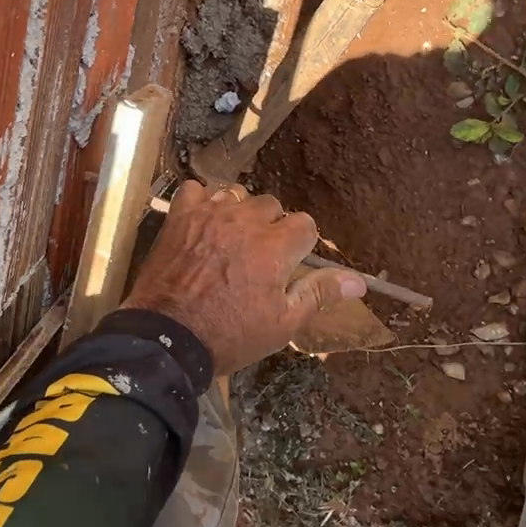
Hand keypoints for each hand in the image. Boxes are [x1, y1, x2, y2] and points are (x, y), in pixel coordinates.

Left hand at [122, 181, 365, 375]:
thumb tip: (358, 281)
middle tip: (257, 255)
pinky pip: (196, 189)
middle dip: (270, 225)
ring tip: (229, 238)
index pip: (305, 223)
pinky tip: (200, 223)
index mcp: (275, 247)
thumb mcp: (282, 324)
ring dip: (237, 211)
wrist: (167, 337)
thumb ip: (318, 294)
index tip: (289, 262)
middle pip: (271, 205)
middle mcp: (245, 221)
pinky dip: (200, 201)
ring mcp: (210, 214)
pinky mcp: (180, 215)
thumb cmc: (230, 335)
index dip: (301, 243)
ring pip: (235, 194)